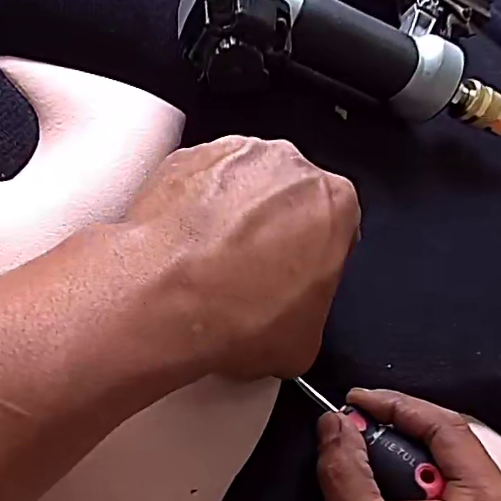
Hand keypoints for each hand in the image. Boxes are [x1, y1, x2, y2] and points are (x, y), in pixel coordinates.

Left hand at [109, 136, 359, 380]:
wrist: (166, 304)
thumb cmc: (235, 315)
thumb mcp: (301, 345)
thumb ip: (308, 319)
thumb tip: (288, 332)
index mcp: (334, 203)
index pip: (333, 228)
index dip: (311, 261)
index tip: (292, 284)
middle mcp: (285, 166)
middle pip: (284, 199)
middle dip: (269, 234)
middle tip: (246, 279)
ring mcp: (230, 156)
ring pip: (237, 186)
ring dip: (227, 218)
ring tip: (206, 269)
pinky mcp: (180, 160)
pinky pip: (191, 186)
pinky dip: (186, 212)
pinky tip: (179, 254)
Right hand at [316, 389, 500, 500]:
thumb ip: (346, 471)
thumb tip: (335, 426)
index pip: (447, 429)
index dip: (395, 406)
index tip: (358, 401)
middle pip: (450, 445)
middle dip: (397, 434)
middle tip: (353, 434)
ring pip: (449, 466)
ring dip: (403, 459)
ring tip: (365, 470)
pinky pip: (452, 489)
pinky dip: (416, 482)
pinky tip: (387, 492)